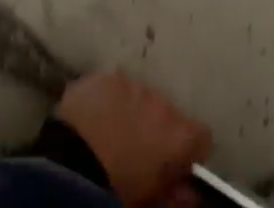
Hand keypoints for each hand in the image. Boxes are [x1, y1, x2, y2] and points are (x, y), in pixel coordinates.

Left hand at [54, 71, 212, 206]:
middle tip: (137, 148)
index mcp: (181, 136)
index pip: (201, 137)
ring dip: (132, 111)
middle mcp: (161, 103)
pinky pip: (112, 88)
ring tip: (112, 131)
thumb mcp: (153, 201)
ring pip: (139, 97)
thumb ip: (178, 197)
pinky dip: (107, 100)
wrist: (71, 165)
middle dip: (157, 128)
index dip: (190, 151)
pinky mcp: (102, 77)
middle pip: (168, 114)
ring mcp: (131, 85)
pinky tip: (93, 117)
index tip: (176, 163)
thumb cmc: (119, 188)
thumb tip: (189, 192)